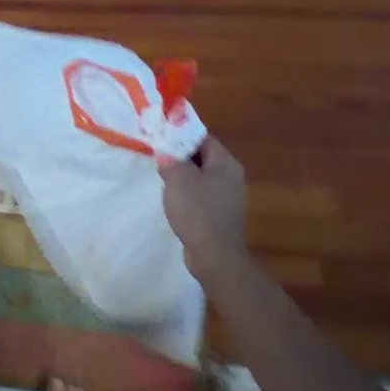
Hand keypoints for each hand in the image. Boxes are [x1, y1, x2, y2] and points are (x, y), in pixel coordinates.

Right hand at [159, 137, 248, 278]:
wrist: (214, 255)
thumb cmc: (197, 211)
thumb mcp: (178, 179)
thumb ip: (171, 160)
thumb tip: (166, 153)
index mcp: (226, 164)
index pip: (204, 138)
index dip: (182, 134)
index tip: (161, 135)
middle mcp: (231, 177)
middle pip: (203, 157)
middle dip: (180, 155)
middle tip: (158, 155)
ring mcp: (228, 198)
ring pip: (201, 177)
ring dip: (183, 176)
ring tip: (162, 177)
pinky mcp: (220, 215)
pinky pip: (202, 196)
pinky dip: (188, 194)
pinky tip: (173, 200)